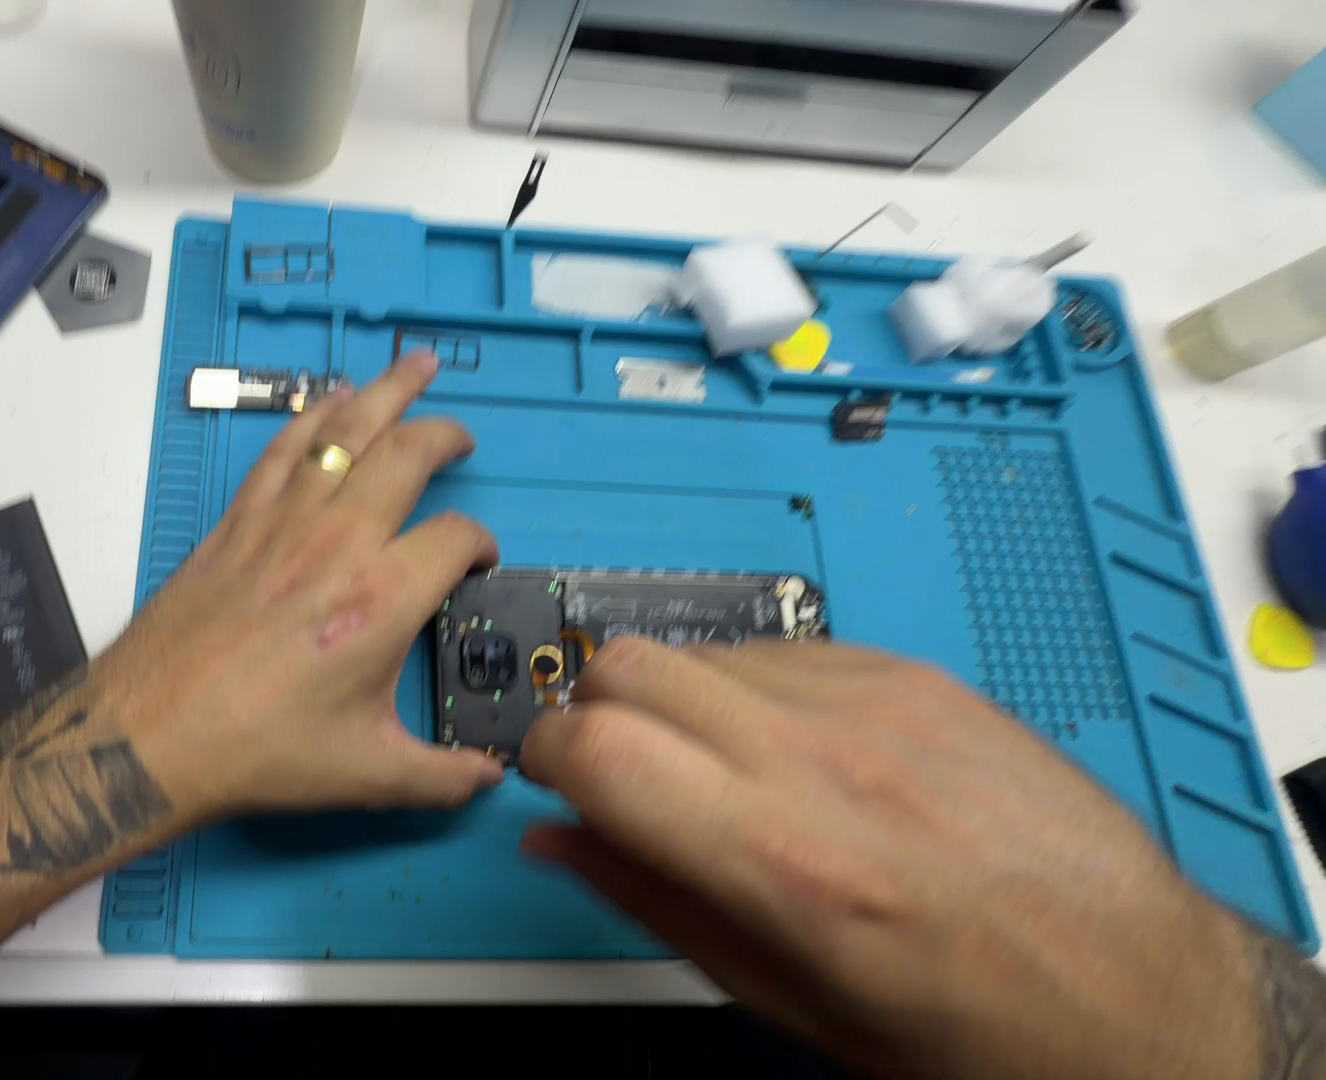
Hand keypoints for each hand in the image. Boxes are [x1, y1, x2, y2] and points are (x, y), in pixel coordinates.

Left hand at [93, 351, 504, 821]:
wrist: (155, 732)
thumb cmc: (261, 749)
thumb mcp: (368, 773)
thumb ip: (443, 777)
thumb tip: (492, 779)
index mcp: (383, 597)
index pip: (457, 536)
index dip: (481, 543)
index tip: (477, 561)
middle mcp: (340, 540)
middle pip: (408, 452)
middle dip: (445, 433)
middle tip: (462, 434)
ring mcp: (285, 520)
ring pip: (346, 430)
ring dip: (387, 392)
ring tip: (416, 368)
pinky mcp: (240, 518)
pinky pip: (285, 446)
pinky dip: (314, 414)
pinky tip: (330, 402)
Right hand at [520, 638, 1263, 1079]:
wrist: (1153, 999)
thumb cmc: (964, 1029)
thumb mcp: (780, 998)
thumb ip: (645, 898)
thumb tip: (553, 835)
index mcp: (785, 865)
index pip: (596, 749)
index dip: (542, 752)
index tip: (553, 775)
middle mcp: (821, 762)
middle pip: (624, 665)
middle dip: (593, 709)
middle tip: (625, 765)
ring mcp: (868, 701)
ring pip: (689, 651)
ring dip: (669, 700)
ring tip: (720, 764)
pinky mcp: (905, 671)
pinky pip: (768, 647)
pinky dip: (741, 690)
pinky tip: (789, 746)